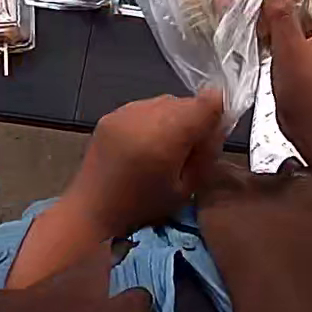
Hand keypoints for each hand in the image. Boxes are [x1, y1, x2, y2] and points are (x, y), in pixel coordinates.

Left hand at [60, 91, 225, 238]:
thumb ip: (207, 153)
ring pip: (165, 102)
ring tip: (163, 147)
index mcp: (168, 135)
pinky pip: (144, 107)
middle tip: (188, 149)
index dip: (218, 113)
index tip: (213, 133)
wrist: (91, 210)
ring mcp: (126, 111)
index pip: (208, 101)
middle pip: (186, 101)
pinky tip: (143, 143)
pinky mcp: (111, 114)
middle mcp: (146, 114)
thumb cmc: (142, 207)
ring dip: (172, 118)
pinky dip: (151, 120)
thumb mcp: (186, 188)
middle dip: (194, 119)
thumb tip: (220, 124)